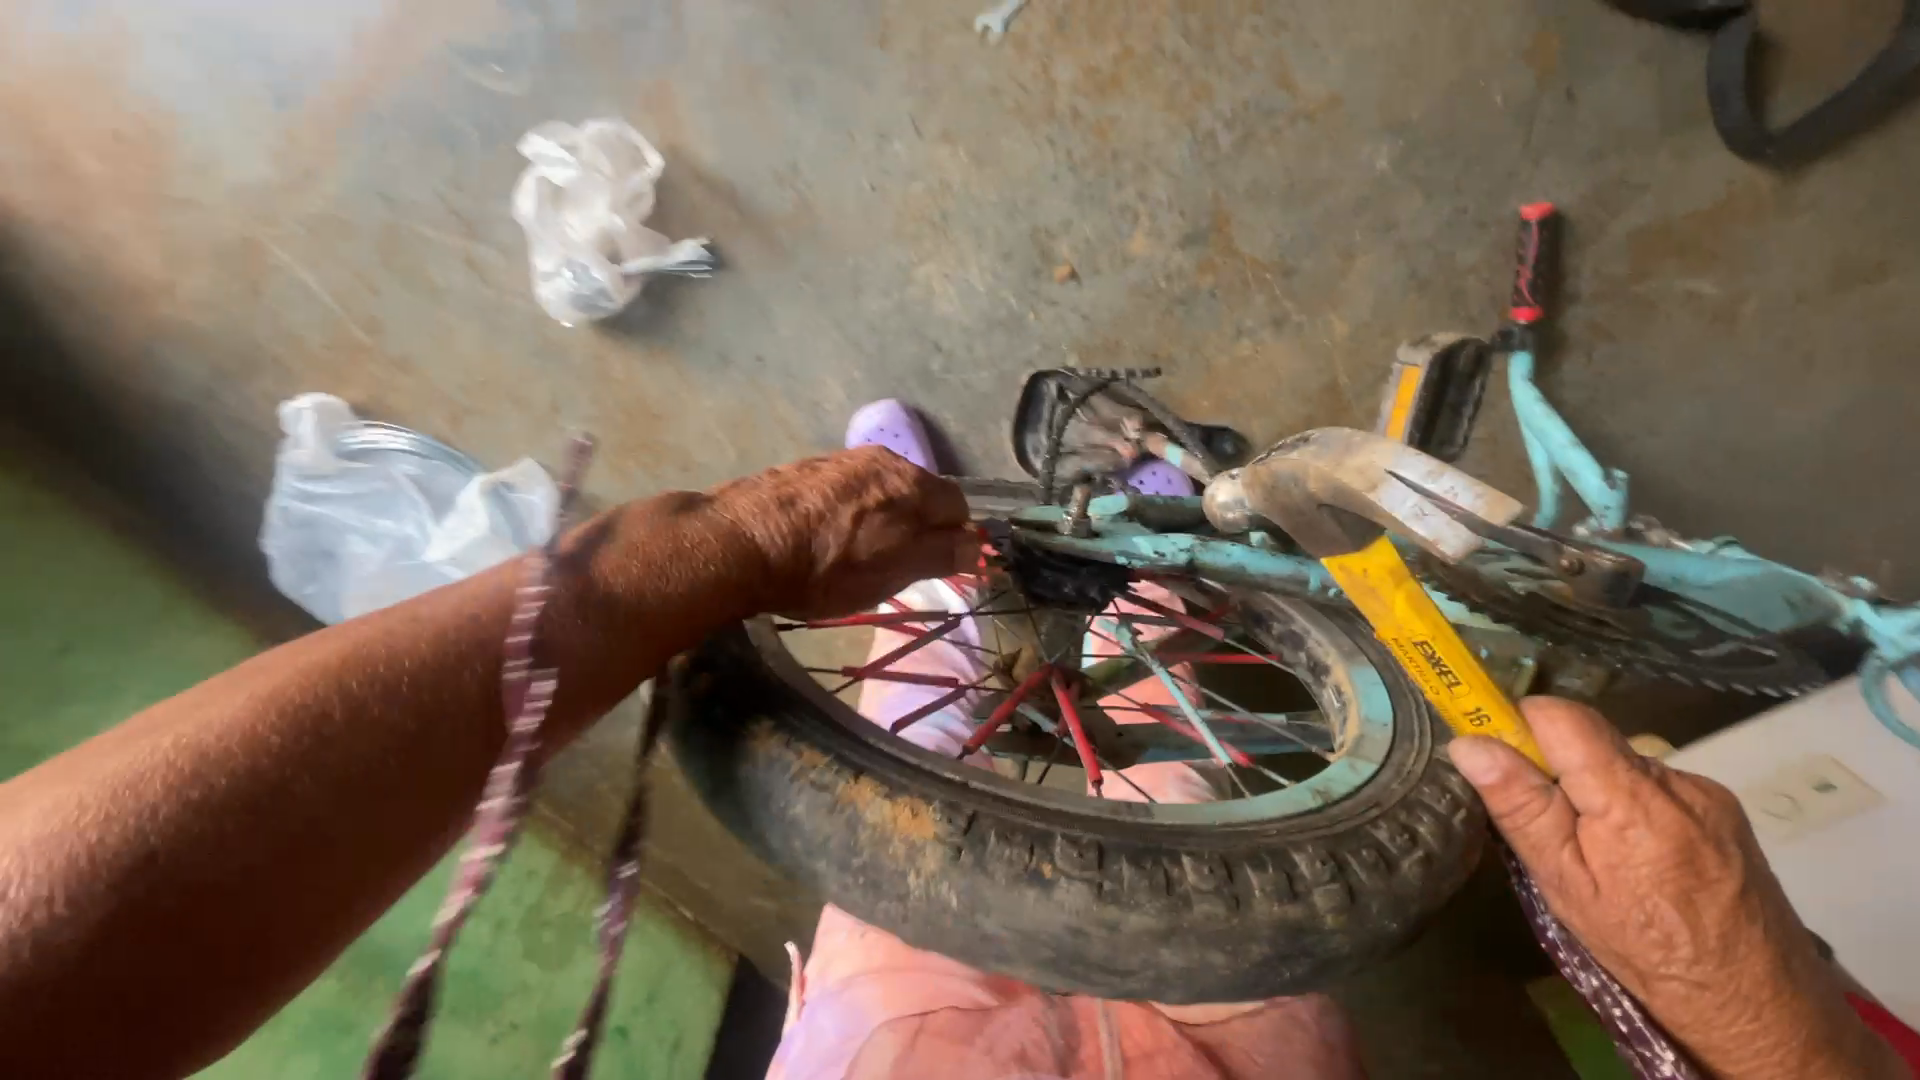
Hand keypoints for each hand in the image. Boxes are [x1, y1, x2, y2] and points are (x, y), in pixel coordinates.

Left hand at [704, 446, 978, 618]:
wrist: (737, 545)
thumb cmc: (825, 567)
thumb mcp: (893, 573)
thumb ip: (941, 555)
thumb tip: (974, 544)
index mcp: (911, 481)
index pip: (957, 504)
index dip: (953, 537)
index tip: (934, 565)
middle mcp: (880, 459)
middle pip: (918, 493)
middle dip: (917, 525)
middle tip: (896, 564)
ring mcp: (839, 460)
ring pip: (881, 490)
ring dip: (882, 517)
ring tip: (857, 552)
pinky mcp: (804, 468)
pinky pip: (846, 490)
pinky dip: (849, 511)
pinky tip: (825, 536)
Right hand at [1448, 698, 1902, 1079]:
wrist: (1763, 1010)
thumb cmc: (1645, 950)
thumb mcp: (1565, 883)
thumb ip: (1521, 807)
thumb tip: (1469, 744)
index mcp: (1633, 800)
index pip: (1561, 716)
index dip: (1517, 722)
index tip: (1494, 755)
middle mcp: (1677, 782)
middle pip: (1588, 736)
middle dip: (1551, 764)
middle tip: (1540, 822)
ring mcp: (1707, 793)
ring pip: (1617, 760)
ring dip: (1589, 785)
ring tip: (1590, 847)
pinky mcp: (1724, 809)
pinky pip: (1651, 782)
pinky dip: (1624, 801)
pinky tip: (1631, 852)